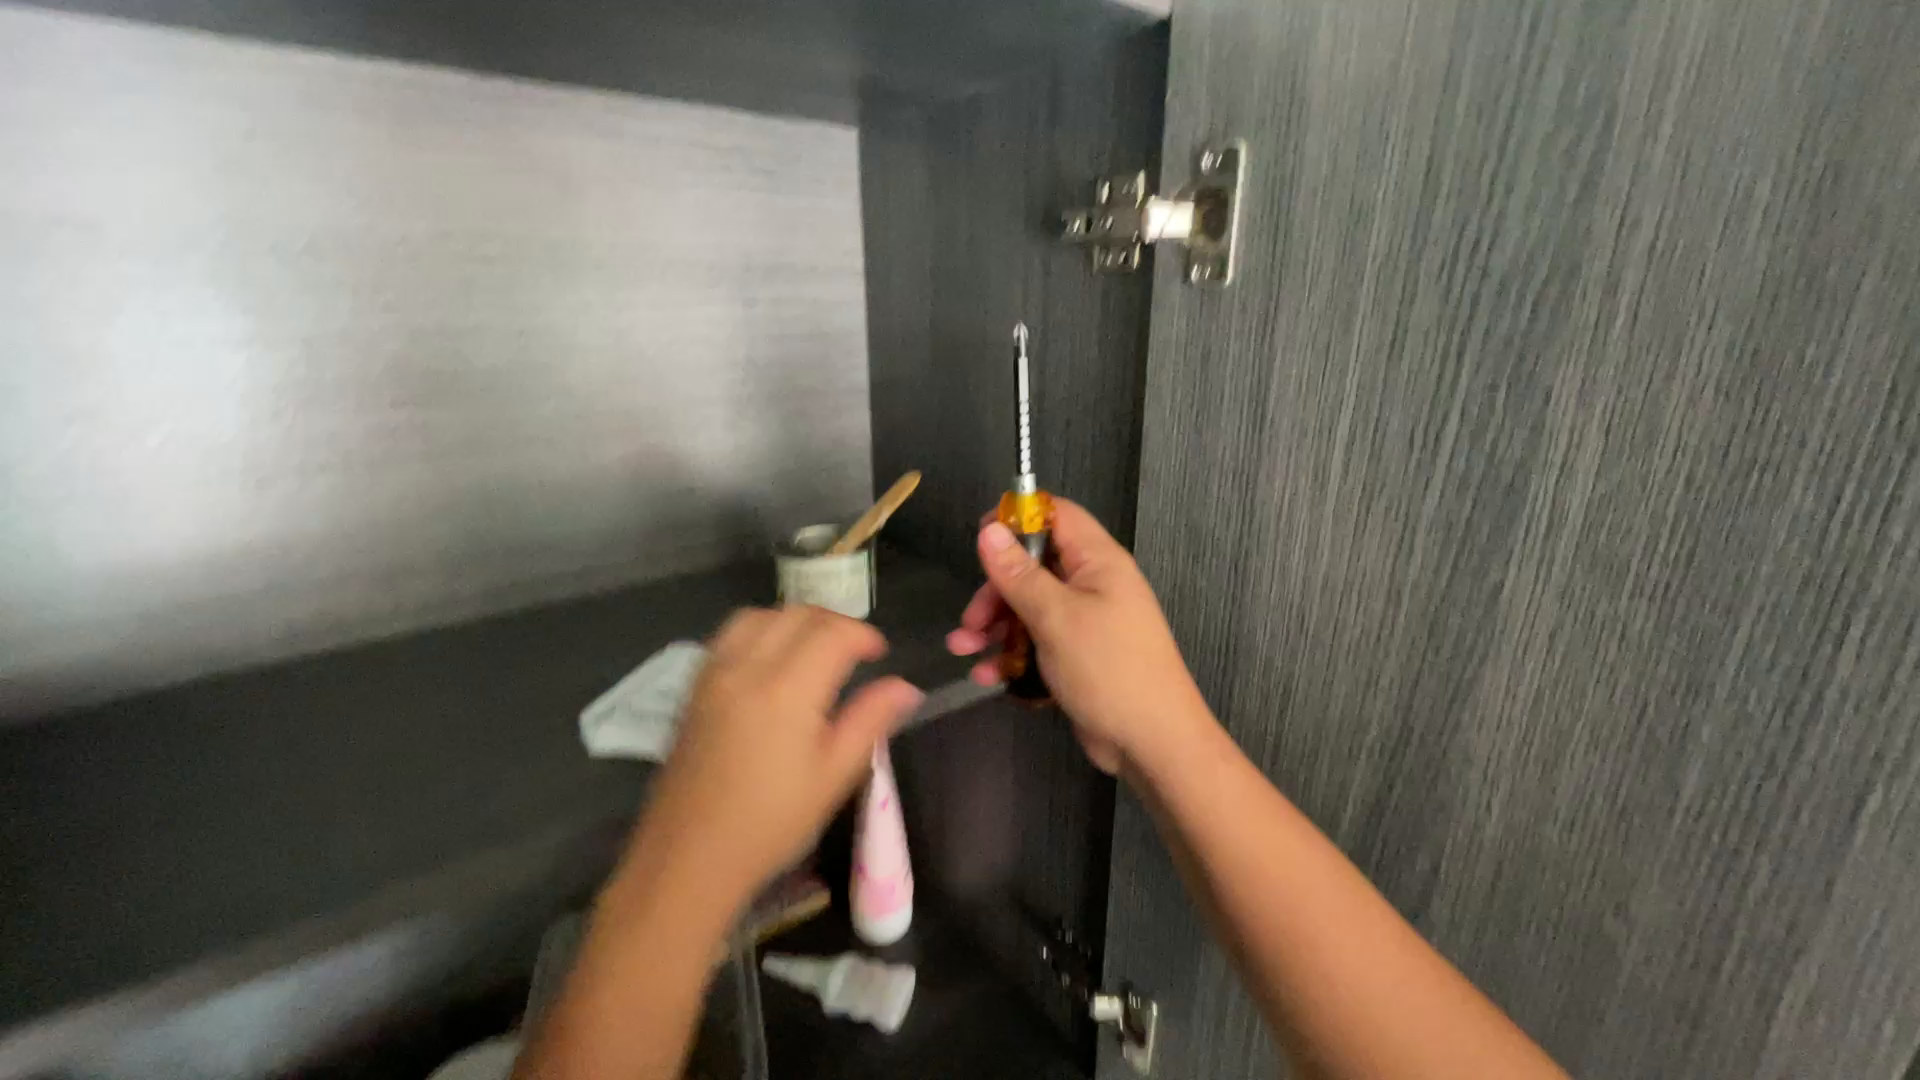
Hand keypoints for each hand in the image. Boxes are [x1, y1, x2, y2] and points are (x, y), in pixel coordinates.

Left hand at [644, 606, 923, 898]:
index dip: (863, 635)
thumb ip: (870, 721)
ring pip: (758, 616)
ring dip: (793, 620)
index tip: (880, 654)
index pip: (832, 633)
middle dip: (832, 622)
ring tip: (813, 648)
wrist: (688, 858)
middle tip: (854, 650)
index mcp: (787, 689)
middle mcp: (747, 668)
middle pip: (795, 614)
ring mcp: (714, 675)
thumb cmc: (771, 823)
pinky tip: (770, 662)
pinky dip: (759, 631)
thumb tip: (907, 687)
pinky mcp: (693, 689)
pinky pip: (728, 636)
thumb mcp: (834, 777)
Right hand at [946, 498, 1207, 773]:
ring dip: (995, 628)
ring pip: (1030, 610)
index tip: (979, 536)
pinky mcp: (1078, 658)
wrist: (1152, 743)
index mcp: (1098, 562)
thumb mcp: (1056, 617)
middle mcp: (1093, 586)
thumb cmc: (1108, 669)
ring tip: (964, 651)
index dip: (1017, 518)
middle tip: (970, 621)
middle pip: (1034, 568)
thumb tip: (988, 529)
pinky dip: (1012, 657)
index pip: (1057, 516)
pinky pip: (1038, 645)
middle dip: (995, 592)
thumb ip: (1019, 574)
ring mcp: (1086, 624)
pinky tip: (988, 678)